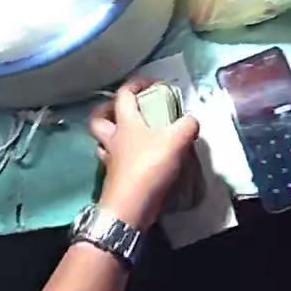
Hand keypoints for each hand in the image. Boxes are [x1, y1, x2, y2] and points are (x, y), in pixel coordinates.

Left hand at [88, 82, 200, 229]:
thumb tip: (191, 120)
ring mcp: (110, 160)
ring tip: (128, 136)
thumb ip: (187, 126)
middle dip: (108, 109)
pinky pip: (112, 162)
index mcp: (126, 122)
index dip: (136, 84)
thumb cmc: (149, 166)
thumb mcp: (177, 140)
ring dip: (111, 135)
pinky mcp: (114, 179)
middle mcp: (113, 139)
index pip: (124, 94)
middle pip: (99, 118)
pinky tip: (134, 160)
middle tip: (124, 110)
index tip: (152, 83)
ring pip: (102, 142)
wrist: (130, 206)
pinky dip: (120, 159)